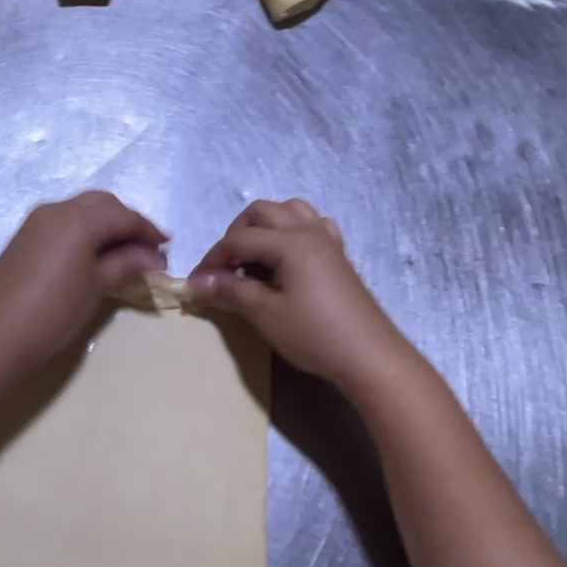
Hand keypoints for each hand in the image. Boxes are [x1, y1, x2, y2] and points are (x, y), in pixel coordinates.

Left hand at [0, 191, 167, 360]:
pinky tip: (95, 255)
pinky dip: (86, 231)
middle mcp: (58, 209)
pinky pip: (65, 222)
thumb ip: (125, 265)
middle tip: (147, 250)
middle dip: (128, 222)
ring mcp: (37, 221)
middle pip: (103, 204)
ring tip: (124, 254)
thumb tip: (154, 257)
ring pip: (82, 210)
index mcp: (79, 218)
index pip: (124, 215)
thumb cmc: (50, 312)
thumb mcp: (95, 288)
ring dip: (106, 225)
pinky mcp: (25, 237)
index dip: (148, 230)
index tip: (167, 249)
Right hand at [189, 199, 416, 392]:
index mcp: (289, 241)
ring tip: (254, 258)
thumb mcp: (266, 315)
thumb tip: (198, 282)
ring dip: (264, 226)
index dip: (213, 259)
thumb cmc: (315, 335)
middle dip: (236, 234)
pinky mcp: (338, 254)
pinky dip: (293, 230)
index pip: (239, 239)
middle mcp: (308, 230)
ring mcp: (327, 239)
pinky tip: (289, 257)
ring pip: (289, 210)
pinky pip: (312, 224)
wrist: (369, 356)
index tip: (196, 284)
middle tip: (226, 268)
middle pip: (261, 212)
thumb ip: (231, 291)